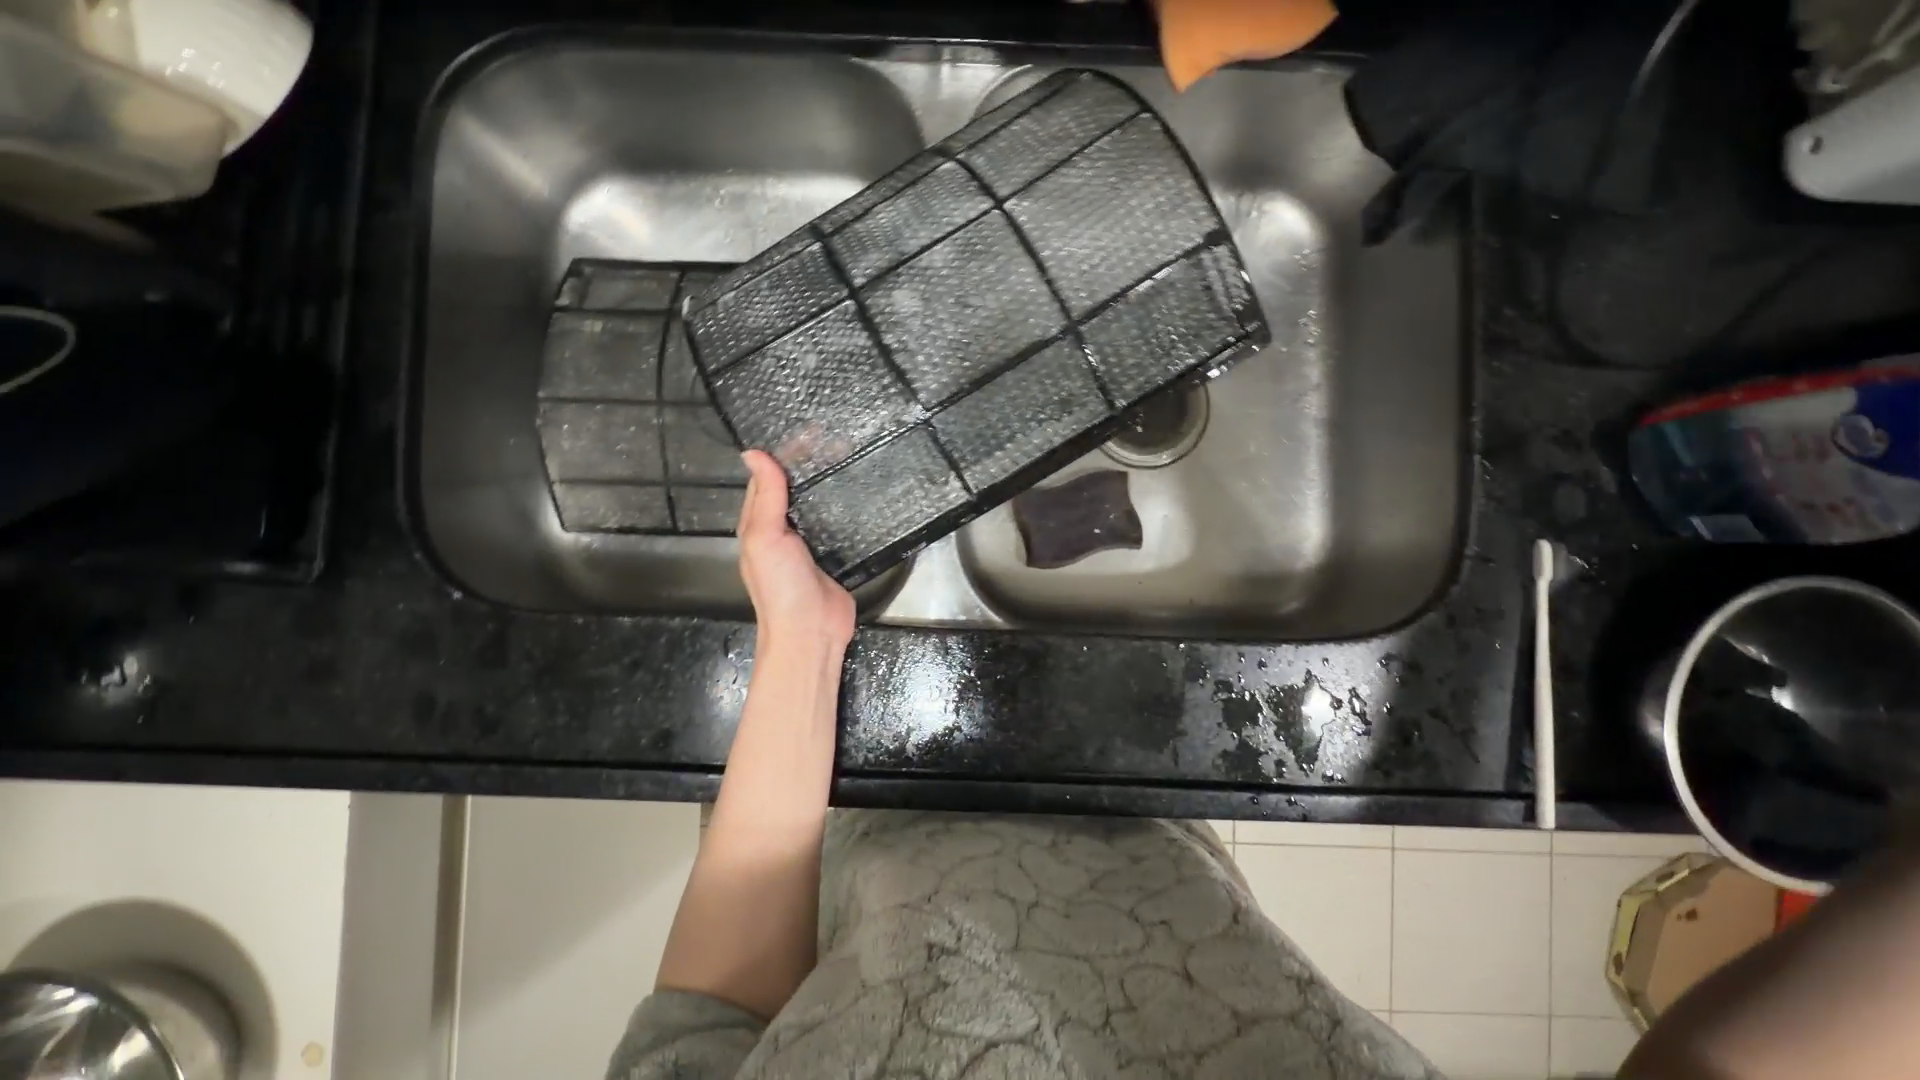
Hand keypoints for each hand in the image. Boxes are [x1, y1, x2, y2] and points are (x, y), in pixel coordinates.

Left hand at [737, 450, 855, 652]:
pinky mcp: (834, 553)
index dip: (787, 452)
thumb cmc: (781, 586)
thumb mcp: (765, 536)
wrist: (810, 632)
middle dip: (813, 463)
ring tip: (855, 454)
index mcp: (759, 523)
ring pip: (818, 503)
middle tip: (842, 437)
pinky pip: (839, 523)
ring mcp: (810, 542)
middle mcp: (782, 529)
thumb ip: (764, 496)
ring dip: (831, 482)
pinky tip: (864, 490)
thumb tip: (752, 453)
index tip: (813, 429)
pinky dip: (848, 506)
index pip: (769, 477)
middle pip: (796, 487)